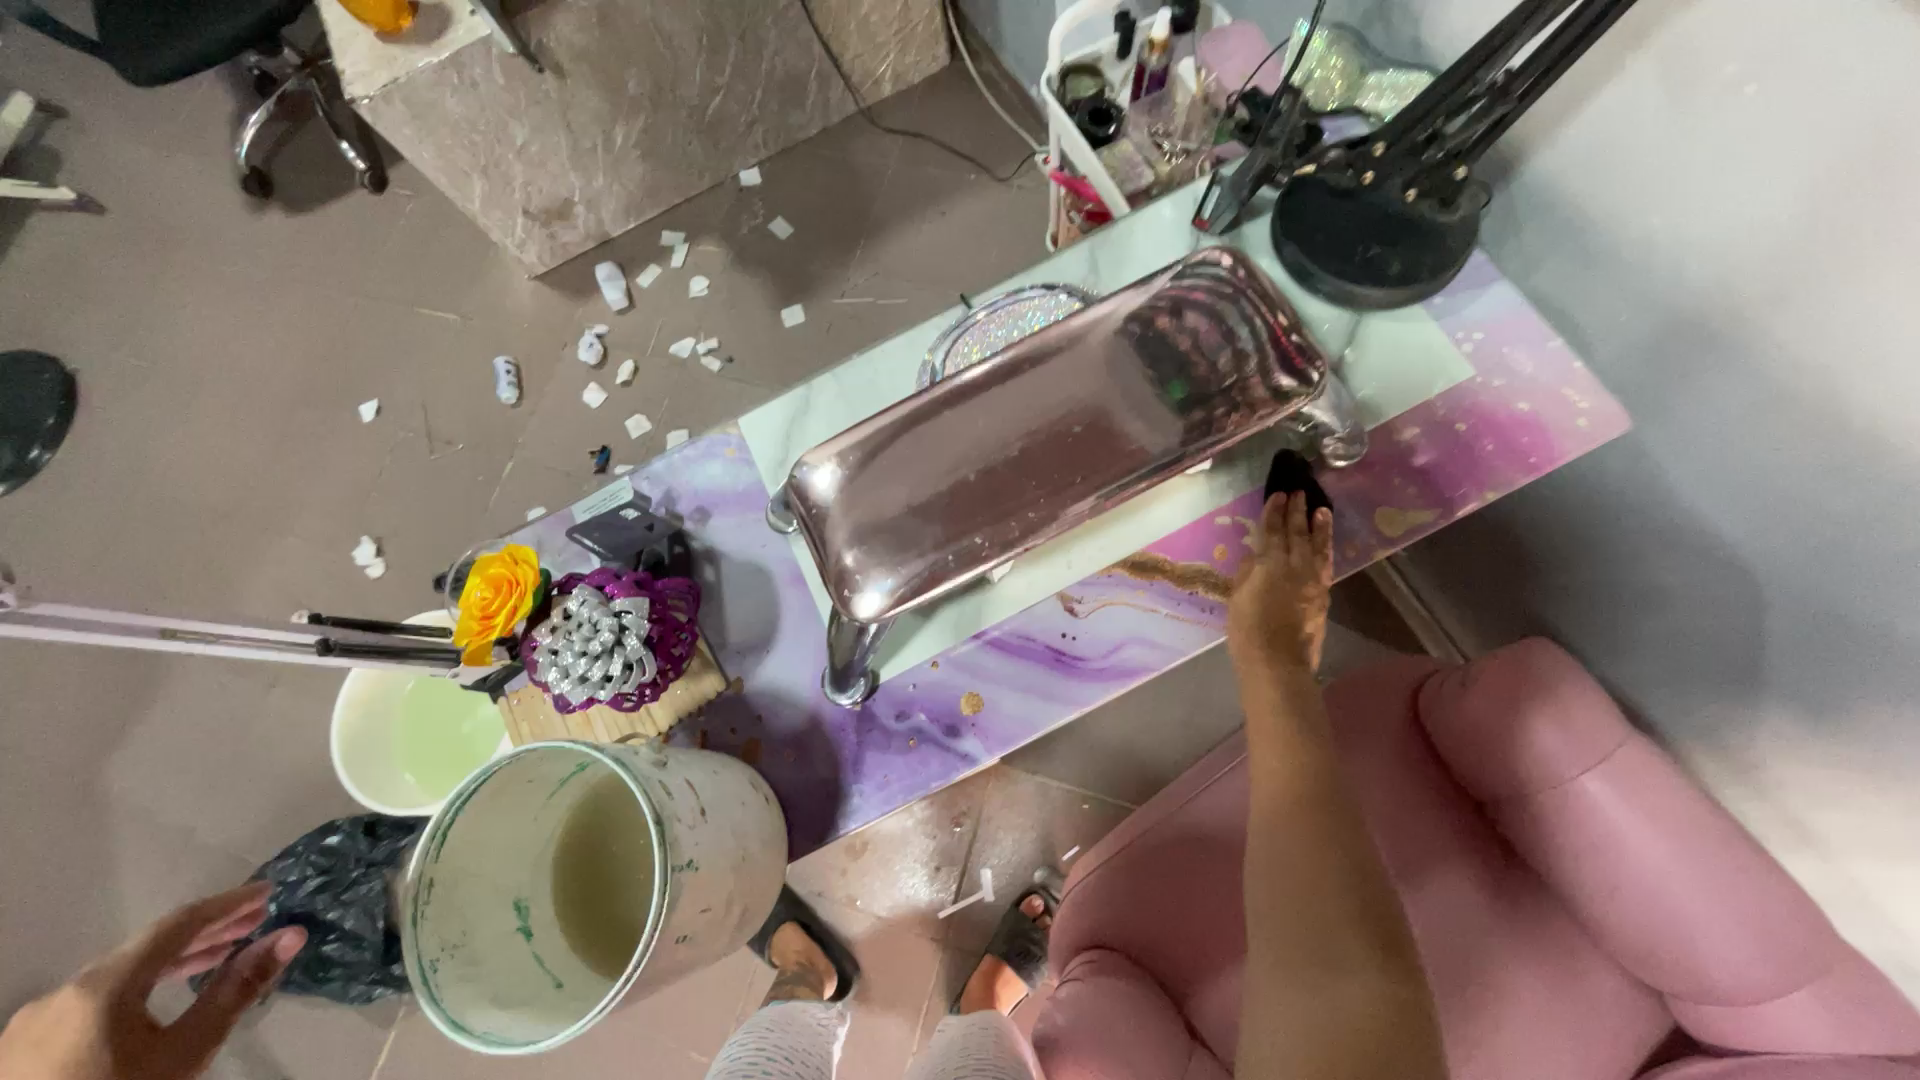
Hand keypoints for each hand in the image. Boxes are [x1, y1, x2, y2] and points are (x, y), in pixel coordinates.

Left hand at [0, 883, 305, 1079]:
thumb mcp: (188, 1050)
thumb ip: (237, 990)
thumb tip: (292, 934)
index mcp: (101, 986)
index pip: (176, 925)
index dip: (227, 904)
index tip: (268, 892)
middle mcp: (60, 993)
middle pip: (146, 947)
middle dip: (206, 932)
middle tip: (256, 920)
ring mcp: (33, 1022)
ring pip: (118, 974)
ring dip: (174, 960)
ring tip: (221, 954)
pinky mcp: (23, 1048)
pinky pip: (93, 999)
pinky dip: (139, 985)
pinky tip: (159, 996)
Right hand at [1227, 491, 1333, 678]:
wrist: (1277, 664)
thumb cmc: (1248, 631)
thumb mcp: (1237, 598)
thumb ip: (1247, 572)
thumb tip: (1255, 555)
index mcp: (1271, 565)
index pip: (1273, 531)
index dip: (1275, 512)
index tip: (1278, 494)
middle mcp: (1296, 568)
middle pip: (1298, 534)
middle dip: (1298, 512)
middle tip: (1299, 493)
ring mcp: (1314, 582)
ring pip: (1318, 548)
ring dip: (1319, 527)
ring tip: (1322, 510)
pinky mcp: (1323, 597)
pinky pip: (1326, 565)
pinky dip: (1326, 551)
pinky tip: (1325, 547)